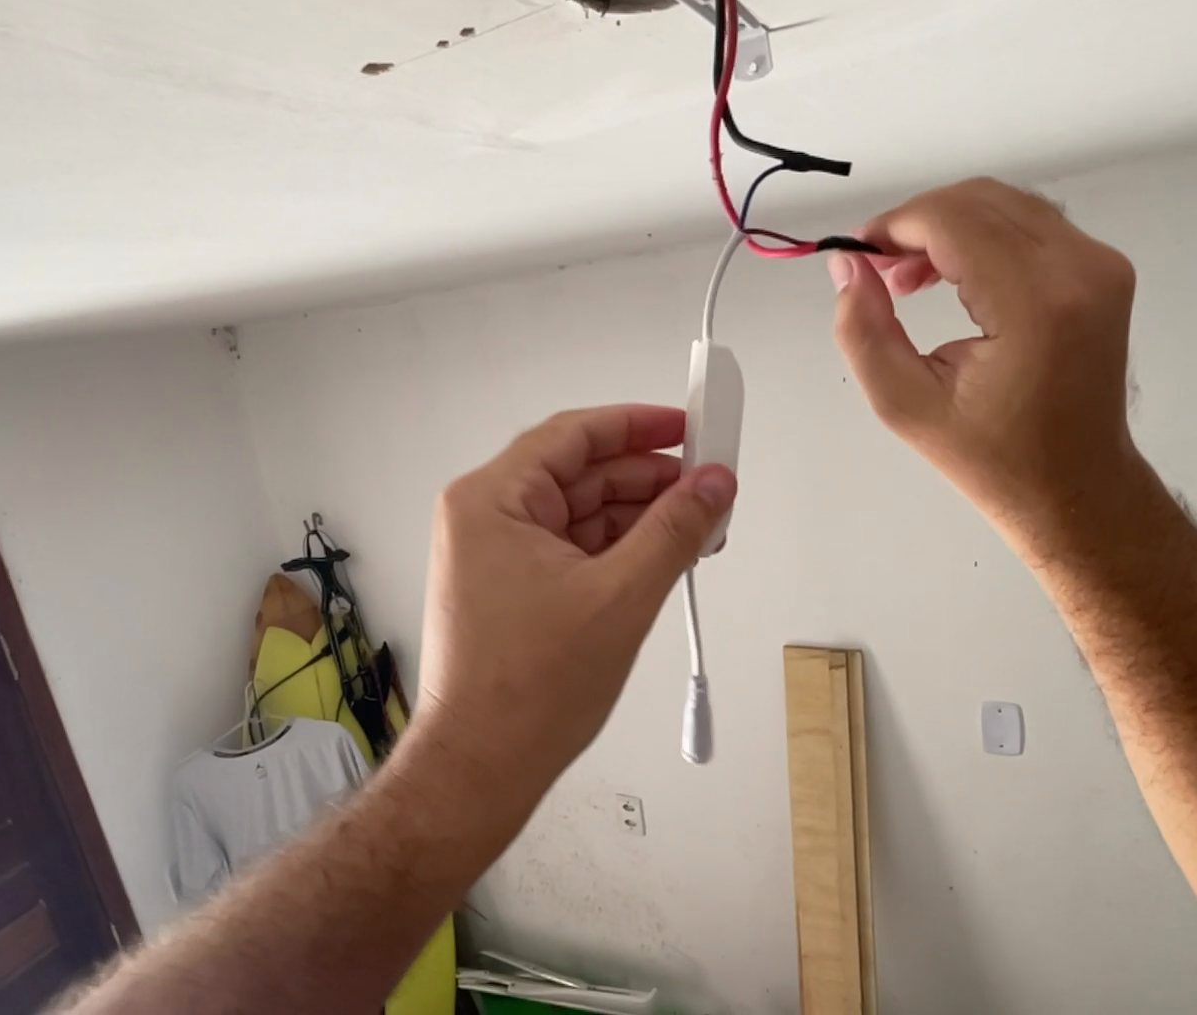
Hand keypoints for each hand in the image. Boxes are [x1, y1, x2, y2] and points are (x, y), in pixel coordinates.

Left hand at [416, 405, 736, 796]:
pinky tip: (663, 555)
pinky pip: (573, 546)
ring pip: (580, 512)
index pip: (574, 435)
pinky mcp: (511, 585)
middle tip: (707, 485)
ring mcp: (496, 553)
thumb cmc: (532, 689)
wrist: (481, 769)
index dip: (638, 426)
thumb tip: (715, 482)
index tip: (688, 427)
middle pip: (580, 473)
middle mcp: (486, 517)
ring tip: (697, 526)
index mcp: (492, 500)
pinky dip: (619, 548)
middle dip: (648, 479)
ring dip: (639, 516)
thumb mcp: (621, 595)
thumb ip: (675, 529)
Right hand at [831, 177, 1140, 532]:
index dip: (895, 225)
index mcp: (1034, 305)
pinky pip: (1028, 224)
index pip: (954, 221)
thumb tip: (846, 264)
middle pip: (979, 200)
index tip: (857, 255)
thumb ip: (864, 331)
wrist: (1074, 484)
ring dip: (946, 226)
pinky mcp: (1103, 269)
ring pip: (1004, 204)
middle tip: (878, 271)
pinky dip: (979, 236)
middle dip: (916, 223)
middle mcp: (1079, 269)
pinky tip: (951, 278)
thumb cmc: (988, 456)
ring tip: (908, 279)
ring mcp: (1100, 264)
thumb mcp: (903, 404)